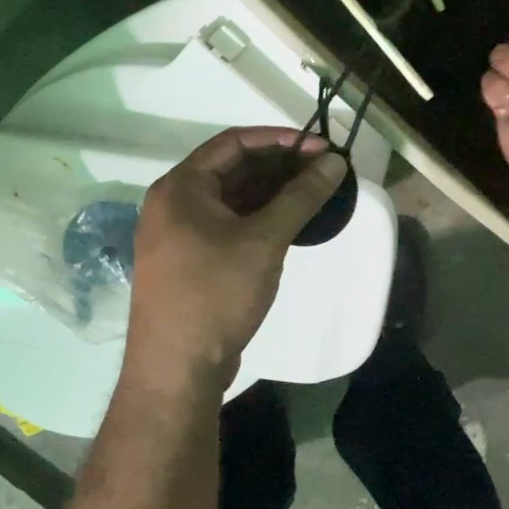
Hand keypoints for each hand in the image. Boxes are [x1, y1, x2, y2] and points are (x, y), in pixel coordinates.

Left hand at [125, 126, 348, 390]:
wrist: (176, 368)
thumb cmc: (215, 292)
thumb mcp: (264, 240)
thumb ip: (300, 197)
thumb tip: (334, 163)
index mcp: (180, 187)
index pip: (234, 143)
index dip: (280, 140)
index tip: (320, 147)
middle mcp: (174, 203)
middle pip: (232, 169)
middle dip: (279, 167)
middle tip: (324, 170)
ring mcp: (179, 234)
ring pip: (231, 199)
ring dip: (271, 193)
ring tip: (315, 193)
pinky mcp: (190, 262)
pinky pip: (227, 225)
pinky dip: (258, 219)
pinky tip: (291, 223)